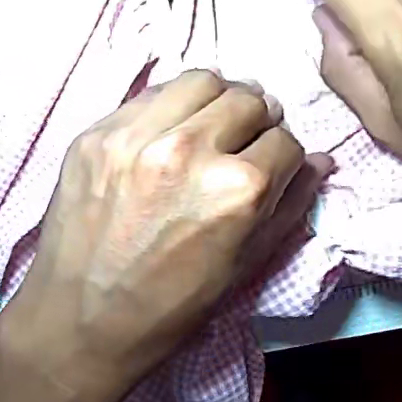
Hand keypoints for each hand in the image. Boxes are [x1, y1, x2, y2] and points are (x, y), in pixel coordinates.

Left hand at [2, 71, 329, 401]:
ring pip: (203, 80)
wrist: (80, 321)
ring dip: (219, 100)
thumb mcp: (246, 266)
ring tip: (211, 127)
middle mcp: (191, 151)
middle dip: (258, 121)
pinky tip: (169, 133)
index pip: (286, 141)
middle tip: (244, 143)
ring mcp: (138, 136)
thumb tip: (321, 160)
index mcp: (238, 191)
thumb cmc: (173, 307)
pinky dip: (173, 106)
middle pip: (250, 99)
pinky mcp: (97, 131)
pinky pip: (152, 93)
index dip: (284, 158)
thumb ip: (290, 206)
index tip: (270, 169)